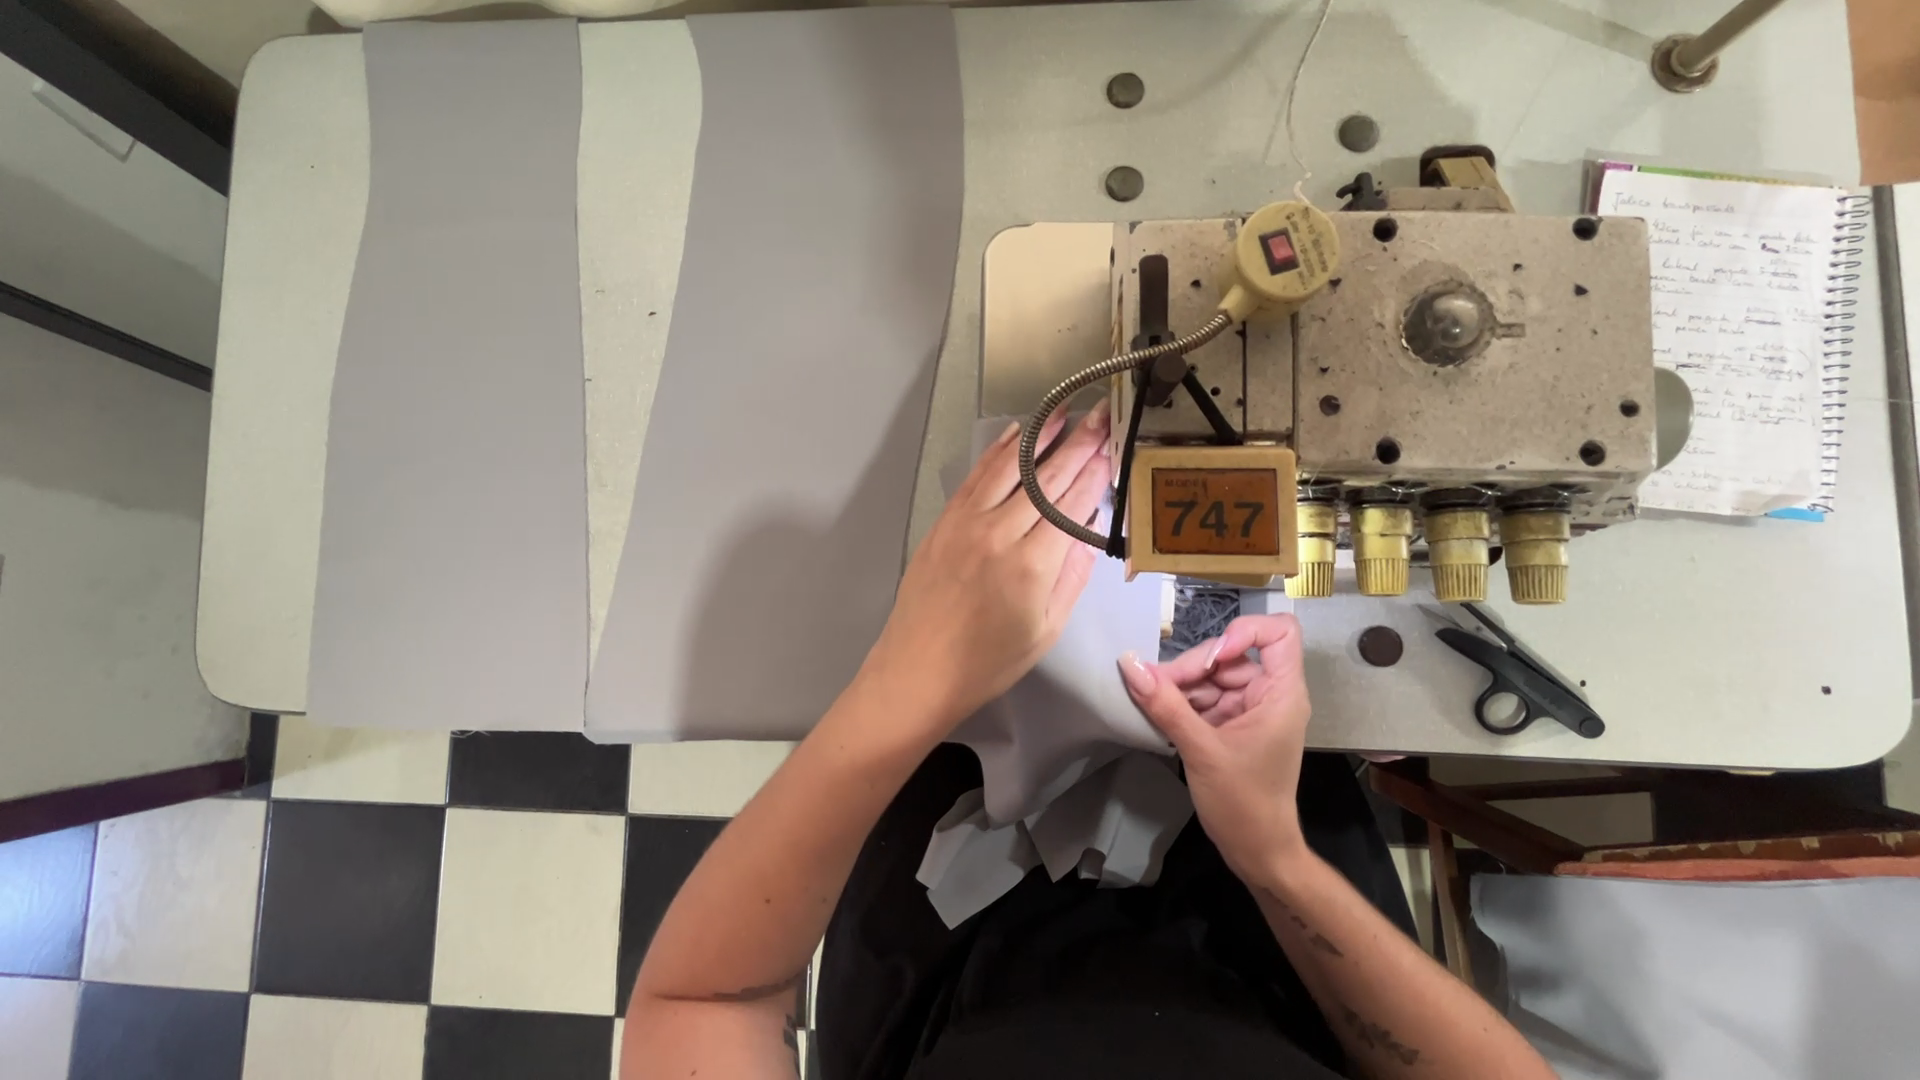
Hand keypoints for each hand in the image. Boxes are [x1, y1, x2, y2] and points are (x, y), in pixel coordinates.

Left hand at [861, 401, 1113, 732]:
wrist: (917, 671)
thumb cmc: (988, 663)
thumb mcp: (1046, 630)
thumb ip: (1072, 576)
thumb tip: (1089, 530)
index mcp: (1031, 566)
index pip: (1074, 504)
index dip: (1096, 471)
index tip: (1114, 444)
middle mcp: (999, 534)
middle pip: (1047, 478)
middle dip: (1078, 442)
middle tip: (1101, 412)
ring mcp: (966, 524)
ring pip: (1009, 468)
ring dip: (1039, 435)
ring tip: (1064, 410)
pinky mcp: (944, 522)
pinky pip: (975, 477)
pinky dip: (998, 452)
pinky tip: (1016, 434)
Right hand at [1118, 614, 1312, 885]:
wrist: (1257, 851)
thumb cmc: (1243, 803)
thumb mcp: (1201, 751)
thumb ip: (1165, 705)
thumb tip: (1129, 663)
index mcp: (1281, 693)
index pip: (1279, 632)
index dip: (1244, 632)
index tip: (1212, 659)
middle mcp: (1269, 693)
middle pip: (1230, 654)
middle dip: (1192, 668)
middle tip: (1157, 690)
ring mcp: (1250, 708)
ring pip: (1211, 675)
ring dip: (1180, 686)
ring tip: (1153, 705)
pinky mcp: (1232, 723)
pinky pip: (1205, 696)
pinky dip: (1182, 701)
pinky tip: (1160, 714)